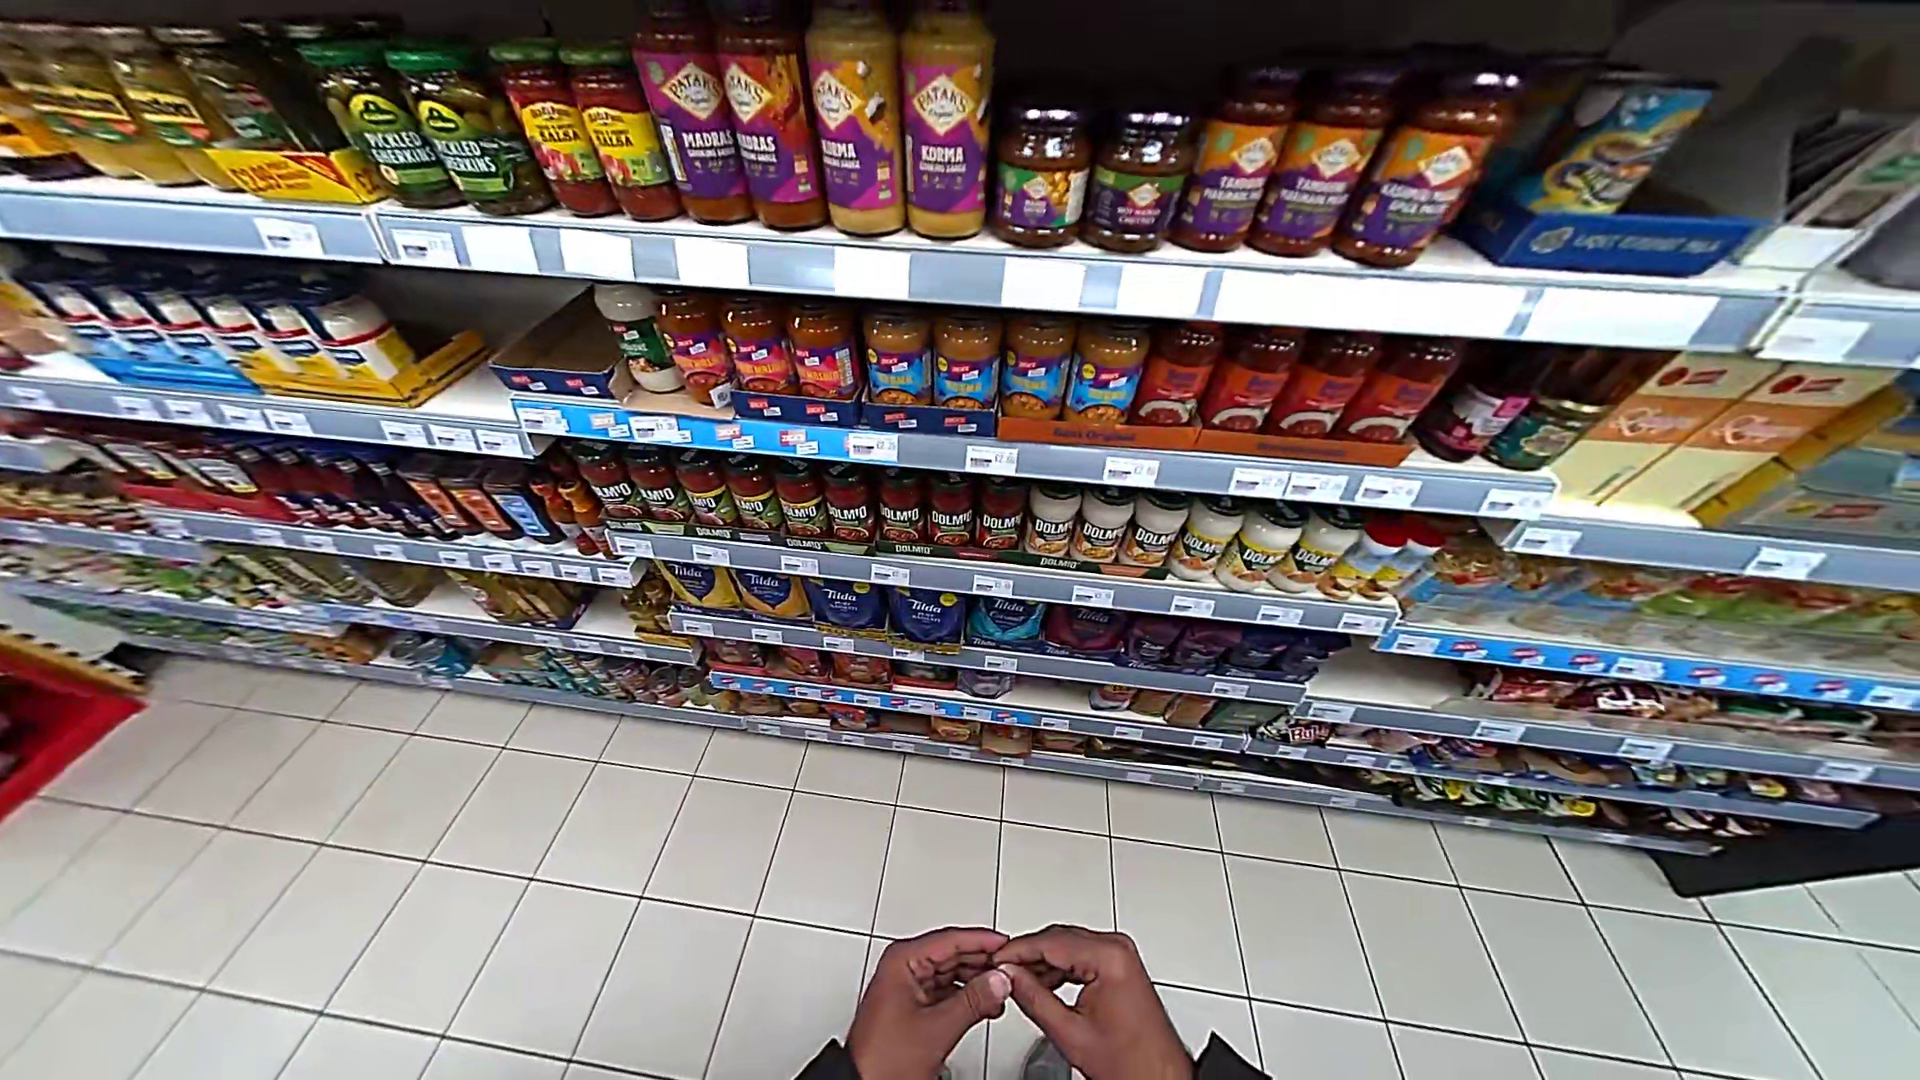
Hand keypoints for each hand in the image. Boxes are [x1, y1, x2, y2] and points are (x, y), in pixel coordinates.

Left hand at [846, 926, 1010, 1079]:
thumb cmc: (881, 1061)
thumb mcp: (935, 1028)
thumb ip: (971, 1001)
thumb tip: (998, 980)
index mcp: (903, 960)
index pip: (950, 940)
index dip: (980, 940)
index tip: (1004, 943)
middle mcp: (904, 967)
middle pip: (951, 954)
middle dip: (981, 962)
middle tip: (1008, 968)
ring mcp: (908, 985)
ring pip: (950, 972)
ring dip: (976, 981)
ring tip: (1001, 988)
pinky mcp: (912, 1004)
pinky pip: (945, 990)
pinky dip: (965, 996)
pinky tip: (984, 1003)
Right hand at [994, 925, 1191, 1079]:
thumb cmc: (1133, 1064)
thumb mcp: (1072, 1035)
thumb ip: (1035, 999)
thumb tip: (1010, 975)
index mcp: (1109, 957)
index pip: (1051, 942)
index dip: (1019, 950)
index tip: (997, 959)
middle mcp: (1116, 947)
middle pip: (1058, 938)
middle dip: (1028, 954)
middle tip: (1002, 969)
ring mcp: (1118, 953)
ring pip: (1067, 945)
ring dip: (1041, 961)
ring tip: (1017, 979)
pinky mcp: (1117, 962)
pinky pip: (1080, 954)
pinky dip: (1059, 967)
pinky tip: (1041, 982)